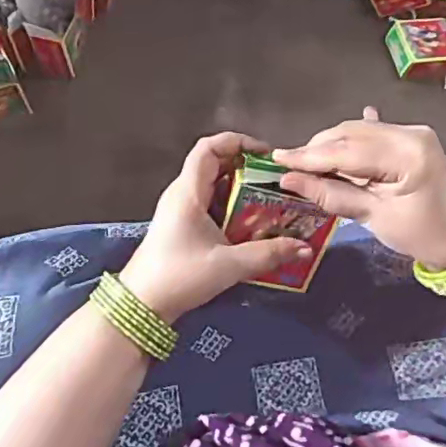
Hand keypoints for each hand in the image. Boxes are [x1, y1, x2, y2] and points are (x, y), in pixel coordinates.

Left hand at [119, 133, 313, 321]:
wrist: (142, 304)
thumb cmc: (179, 277)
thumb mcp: (229, 265)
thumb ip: (268, 254)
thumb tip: (303, 248)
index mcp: (187, 192)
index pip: (208, 148)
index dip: (237, 142)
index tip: (265, 155)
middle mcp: (181, 194)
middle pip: (213, 163)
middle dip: (245, 166)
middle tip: (274, 179)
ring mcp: (178, 210)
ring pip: (212, 185)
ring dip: (240, 187)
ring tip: (269, 199)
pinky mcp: (180, 225)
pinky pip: (208, 203)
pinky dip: (230, 205)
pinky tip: (250, 222)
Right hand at [273, 107, 445, 271]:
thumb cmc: (422, 235)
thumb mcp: (374, 218)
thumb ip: (332, 194)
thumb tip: (289, 180)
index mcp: (407, 153)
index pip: (347, 150)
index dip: (309, 155)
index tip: (277, 159)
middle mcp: (410, 133)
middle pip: (350, 134)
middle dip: (317, 149)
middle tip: (288, 166)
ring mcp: (412, 133)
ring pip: (357, 132)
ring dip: (330, 146)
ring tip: (305, 164)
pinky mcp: (410, 139)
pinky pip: (371, 135)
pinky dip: (350, 143)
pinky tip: (333, 146)